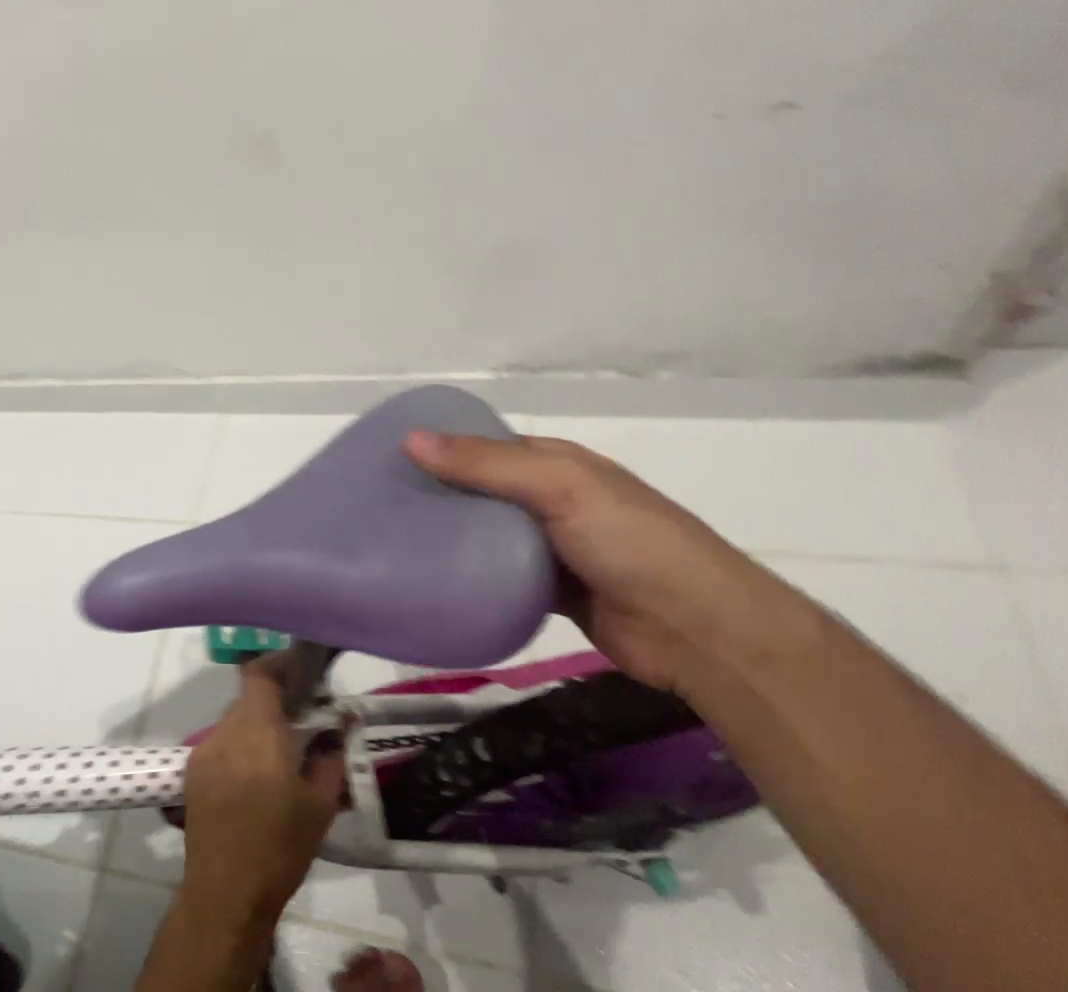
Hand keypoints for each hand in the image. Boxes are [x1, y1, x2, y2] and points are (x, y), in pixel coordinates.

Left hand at [180, 659, 346, 922]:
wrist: (227, 893)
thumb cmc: (281, 846)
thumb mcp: (321, 803)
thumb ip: (333, 756)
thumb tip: (342, 725)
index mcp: (258, 731)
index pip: (260, 674)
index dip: (281, 665)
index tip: (304, 674)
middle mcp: (225, 732)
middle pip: (249, 699)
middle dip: (276, 704)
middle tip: (305, 722)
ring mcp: (203, 752)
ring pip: (235, 722)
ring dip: (258, 727)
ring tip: (283, 756)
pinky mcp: (192, 773)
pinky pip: (222, 744)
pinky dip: (241, 748)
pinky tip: (258, 779)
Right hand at [403, 431, 817, 696]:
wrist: (694, 627)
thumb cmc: (629, 541)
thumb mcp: (558, 487)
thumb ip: (487, 465)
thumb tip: (410, 439)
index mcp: (556, 463)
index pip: (485, 448)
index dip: (439, 449)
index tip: (383, 462)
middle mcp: (550, 501)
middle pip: (481, 494)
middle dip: (435, 498)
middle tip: (373, 511)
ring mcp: (551, 550)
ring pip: (486, 539)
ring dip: (449, 542)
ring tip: (389, 547)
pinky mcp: (551, 595)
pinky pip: (499, 580)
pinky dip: (470, 580)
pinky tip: (431, 584)